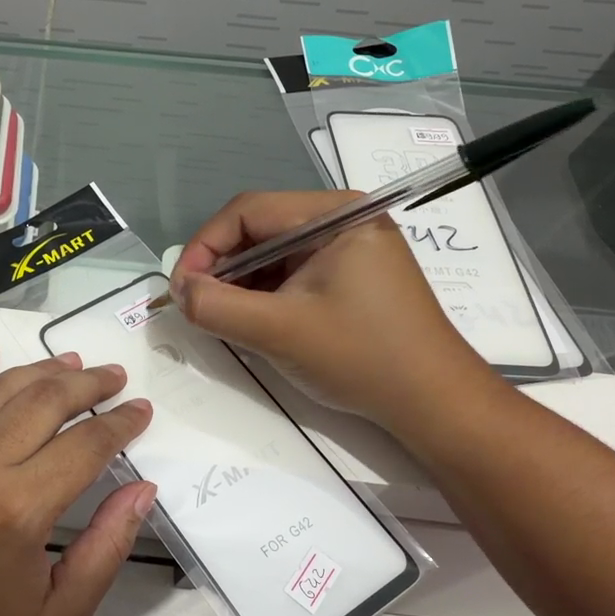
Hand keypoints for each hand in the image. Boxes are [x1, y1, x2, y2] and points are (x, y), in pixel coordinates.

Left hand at [0, 344, 154, 615]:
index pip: (85, 445)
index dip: (120, 424)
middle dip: (86, 385)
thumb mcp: (63, 612)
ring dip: (37, 371)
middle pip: (42, 403)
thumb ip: (108, 544)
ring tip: (70, 364)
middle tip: (112, 378)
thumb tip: (144, 488)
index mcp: (20, 510)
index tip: (140, 411)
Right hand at [170, 190, 497, 431]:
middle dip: (221, 266)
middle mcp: (345, 219)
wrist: (435, 404)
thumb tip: (179, 291)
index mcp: (336, 214)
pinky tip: (253, 320)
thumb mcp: (277, 331)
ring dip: (240, 282)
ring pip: (272, 251)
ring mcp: (351, 246)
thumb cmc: (361, 357)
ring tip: (222, 317)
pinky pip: (292, 271)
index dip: (204, 246)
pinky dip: (264, 293)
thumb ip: (216, 306)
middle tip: (196, 304)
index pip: (248, 211)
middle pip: (259, 227)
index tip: (181, 290)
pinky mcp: (352, 274)